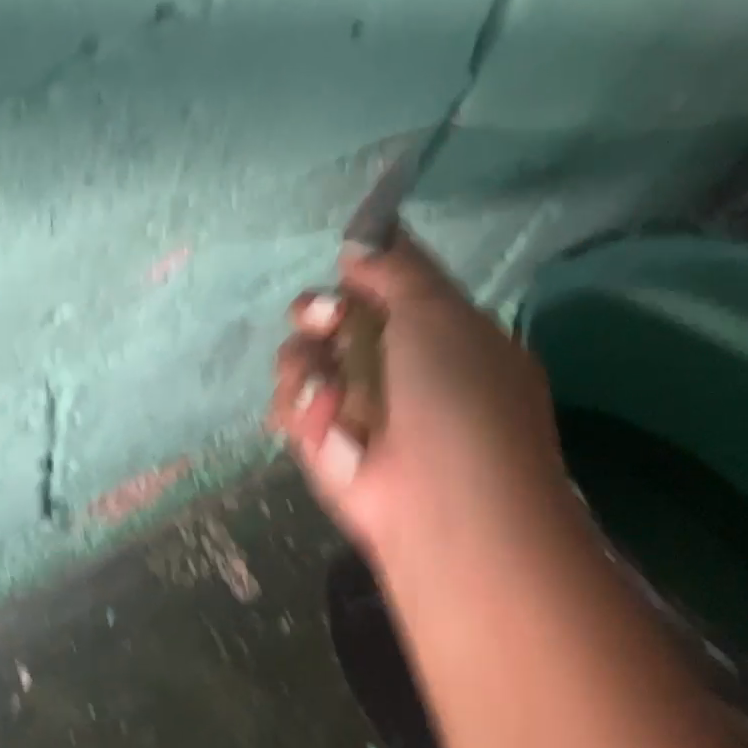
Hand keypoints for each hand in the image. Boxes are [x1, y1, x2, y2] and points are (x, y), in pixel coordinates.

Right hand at [269, 229, 574, 562]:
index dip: (359, 275)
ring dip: (306, 365)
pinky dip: (303, 407)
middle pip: (328, 317)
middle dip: (317, 314)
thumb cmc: (457, 401)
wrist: (445, 505)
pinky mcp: (320, 437)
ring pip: (301, 355)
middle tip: (324, 323)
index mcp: (438, 333)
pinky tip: (326, 427)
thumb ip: (397, 270)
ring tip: (328, 393)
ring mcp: (355, 403)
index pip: (381, 288)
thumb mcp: (439, 315)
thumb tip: (360, 242)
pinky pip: (290, 399)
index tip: (347, 268)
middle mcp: (394, 365)